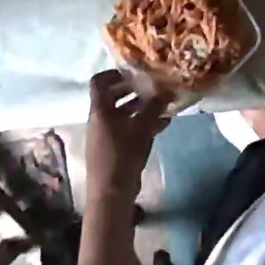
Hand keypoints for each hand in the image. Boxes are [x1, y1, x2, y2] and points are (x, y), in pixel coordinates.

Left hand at [85, 69, 172, 205]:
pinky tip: (162, 123)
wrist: (111, 193)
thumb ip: (154, 108)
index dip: (114, 73)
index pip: (99, 82)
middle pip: (112, 96)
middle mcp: (100, 119)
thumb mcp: (141, 128)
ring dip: (140, 106)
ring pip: (122, 112)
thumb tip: (166, 90)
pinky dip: (142, 122)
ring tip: (162, 103)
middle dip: (132, 89)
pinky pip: (127, 127)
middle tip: (152, 85)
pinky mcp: (114, 147)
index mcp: (100, 110)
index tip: (134, 72)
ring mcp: (106, 134)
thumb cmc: (123, 155)